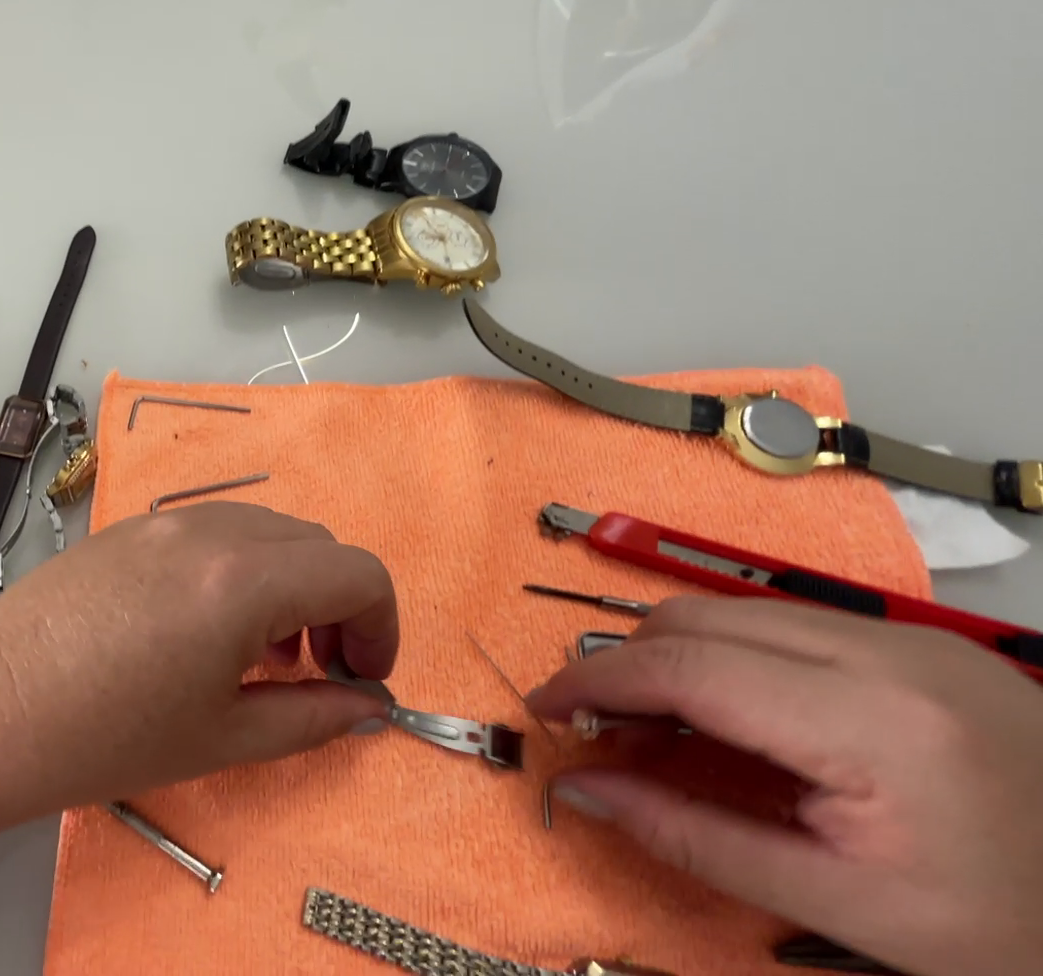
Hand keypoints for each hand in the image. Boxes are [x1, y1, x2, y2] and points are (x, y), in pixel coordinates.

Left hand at [0, 502, 396, 830]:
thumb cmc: (103, 739)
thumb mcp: (221, 739)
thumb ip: (312, 717)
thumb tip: (371, 708)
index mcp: (242, 576)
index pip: (356, 571)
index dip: (381, 625)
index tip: (361, 677)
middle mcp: (205, 530)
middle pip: (311, 543)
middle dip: (335, 603)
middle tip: (313, 670)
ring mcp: (155, 522)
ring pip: (258, 531)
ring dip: (283, 583)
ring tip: (256, 654)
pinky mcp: (118, 531)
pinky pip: (204, 533)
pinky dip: (232, 570)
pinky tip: (197, 629)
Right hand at [526, 597, 1042, 975]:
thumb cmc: (1007, 930)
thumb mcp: (841, 905)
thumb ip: (689, 838)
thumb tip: (579, 788)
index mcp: (874, 725)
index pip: (686, 668)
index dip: (594, 681)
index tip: (542, 708)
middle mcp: (887, 653)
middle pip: (694, 621)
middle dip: (622, 666)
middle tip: (598, 730)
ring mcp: (907, 636)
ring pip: (726, 609)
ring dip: (666, 656)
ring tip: (656, 724)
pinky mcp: (916, 637)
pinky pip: (773, 621)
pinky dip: (718, 655)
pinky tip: (724, 711)